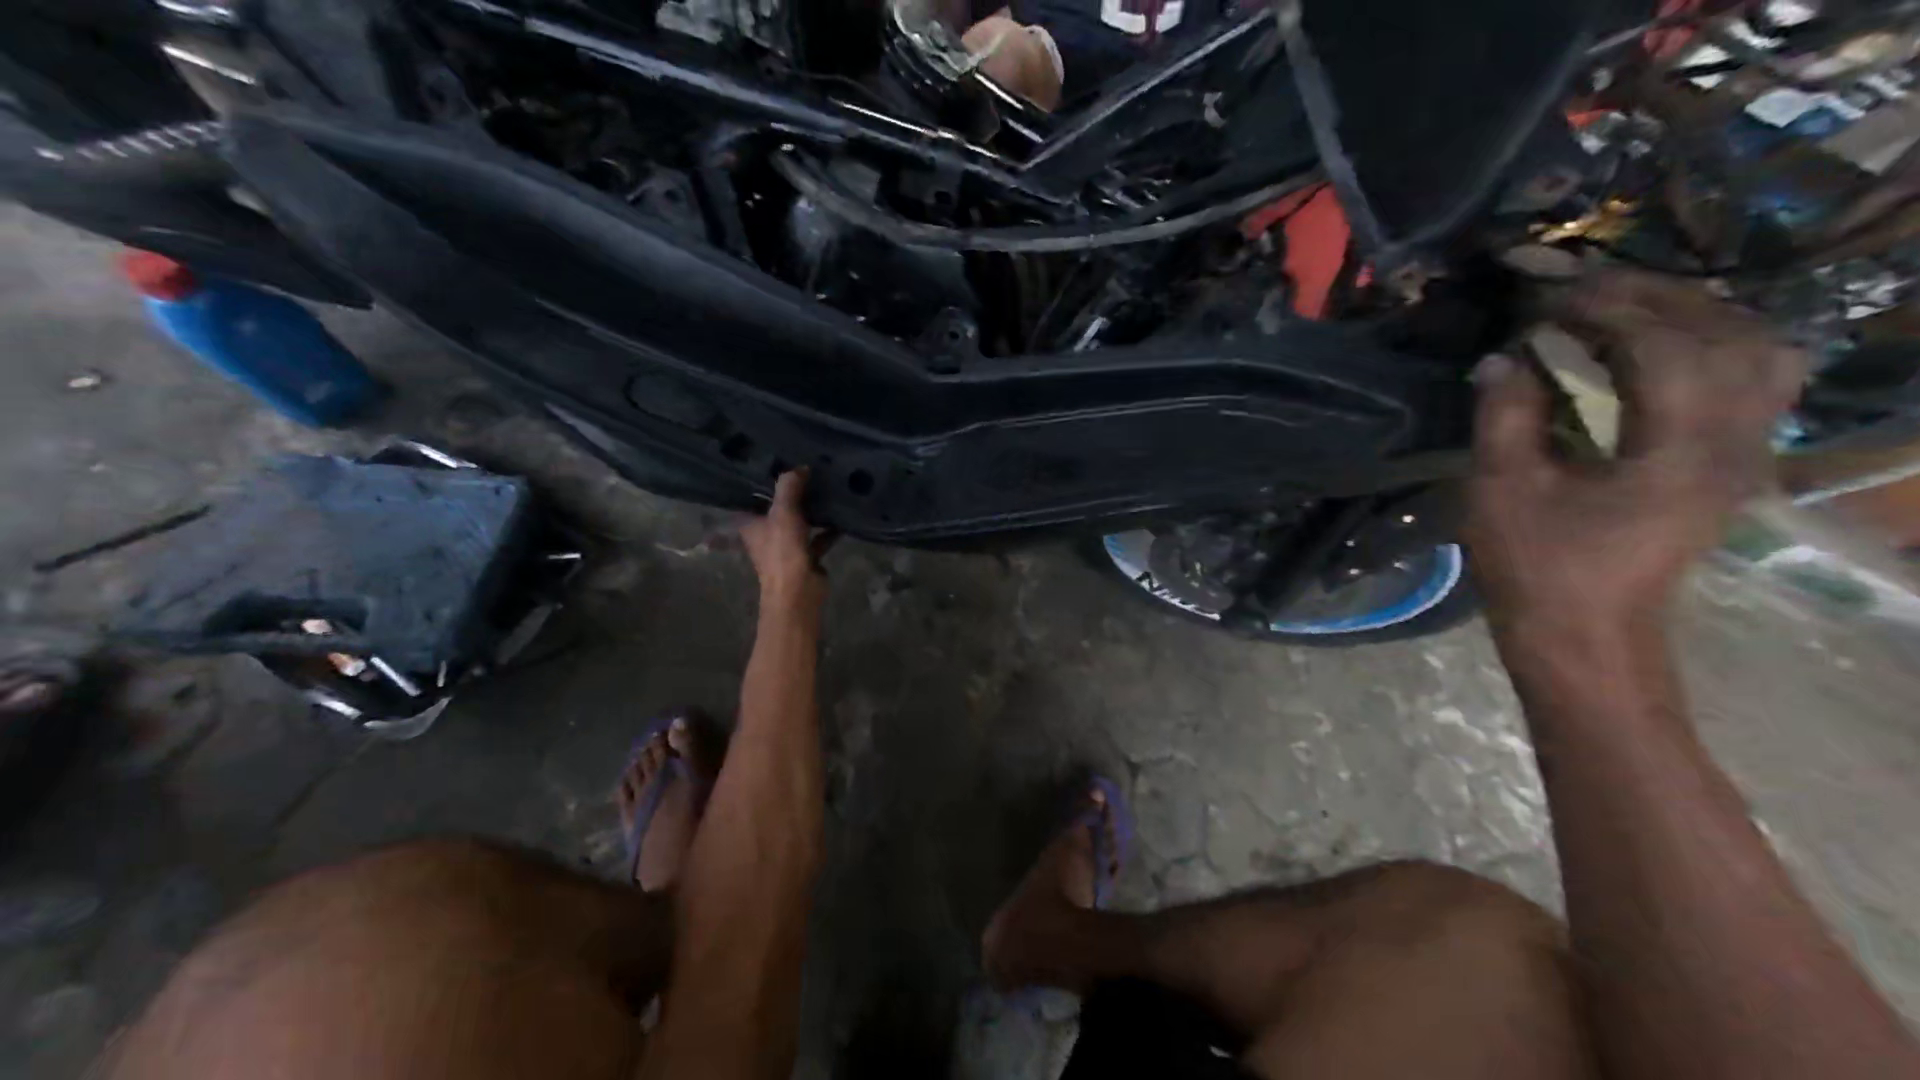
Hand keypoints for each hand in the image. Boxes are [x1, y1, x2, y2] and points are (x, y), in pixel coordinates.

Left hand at [740, 470, 828, 611]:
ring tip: (826, 489)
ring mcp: (785, 546)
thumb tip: (800, 467)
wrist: (798, 591)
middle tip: (808, 471)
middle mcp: (765, 534)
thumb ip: (789, 487)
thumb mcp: (783, 512)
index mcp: (750, 523)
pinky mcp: (805, 557)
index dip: (762, 481)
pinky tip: (841, 517)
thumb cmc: (783, 551)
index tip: (776, 462)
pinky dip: (828, 529)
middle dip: (792, 494)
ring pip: (799, 522)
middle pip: (778, 508)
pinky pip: (818, 538)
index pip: (752, 497)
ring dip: (811, 510)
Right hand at [1464, 268, 1805, 642]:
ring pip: (1758, 350)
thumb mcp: (1502, 491)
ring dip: (1693, 314)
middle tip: (1582, 286)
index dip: (1604, 308)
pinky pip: (1755, 378)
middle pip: (1726, 334)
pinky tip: (1666, 344)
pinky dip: (1714, 343)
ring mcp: (1748, 452)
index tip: (1546, 294)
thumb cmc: (1537, 567)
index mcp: (1679, 451)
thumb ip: (1507, 417)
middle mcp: (1737, 441)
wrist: (1586, 632)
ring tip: (1625, 304)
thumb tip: (1504, 358)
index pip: (1665, 346)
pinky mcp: (1736, 462)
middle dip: (1651, 297)